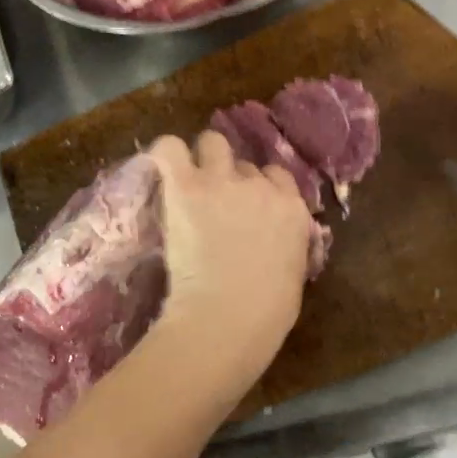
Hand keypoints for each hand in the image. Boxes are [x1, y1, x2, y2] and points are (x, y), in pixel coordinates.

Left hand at [146, 131, 313, 396]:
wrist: (228, 314)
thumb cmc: (266, 312)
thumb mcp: (293, 272)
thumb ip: (285, 243)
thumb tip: (272, 241)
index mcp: (292, 209)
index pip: (278, 176)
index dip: (260, 187)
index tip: (247, 206)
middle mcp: (259, 186)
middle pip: (244, 163)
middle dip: (231, 177)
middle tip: (214, 202)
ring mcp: (221, 181)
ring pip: (212, 142)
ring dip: (201, 159)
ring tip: (188, 180)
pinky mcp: (186, 186)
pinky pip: (171, 148)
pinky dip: (166, 153)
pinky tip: (163, 167)